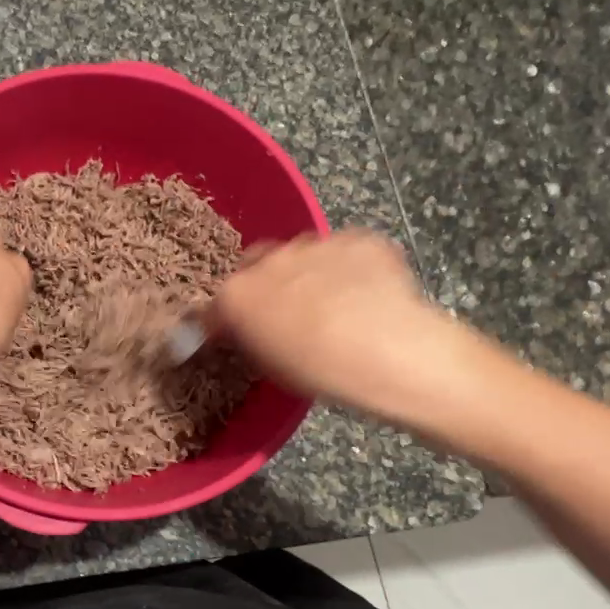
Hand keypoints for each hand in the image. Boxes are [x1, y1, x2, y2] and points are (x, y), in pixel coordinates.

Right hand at [209, 230, 487, 420]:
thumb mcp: (269, 365)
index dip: (229, 316)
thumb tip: (238, 327)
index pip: (218, 301)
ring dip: (309, 271)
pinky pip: (344, 249)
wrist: (391, 352)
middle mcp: (268, 260)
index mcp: (236, 295)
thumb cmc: (321, 371)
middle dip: (268, 283)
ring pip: (302, 253)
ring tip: (335, 304)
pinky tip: (366, 293)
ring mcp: (314, 244)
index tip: (240, 332)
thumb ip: (246, 337)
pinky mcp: (357, 238)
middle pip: (257, 266)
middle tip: (290, 314)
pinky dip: (350, 265)